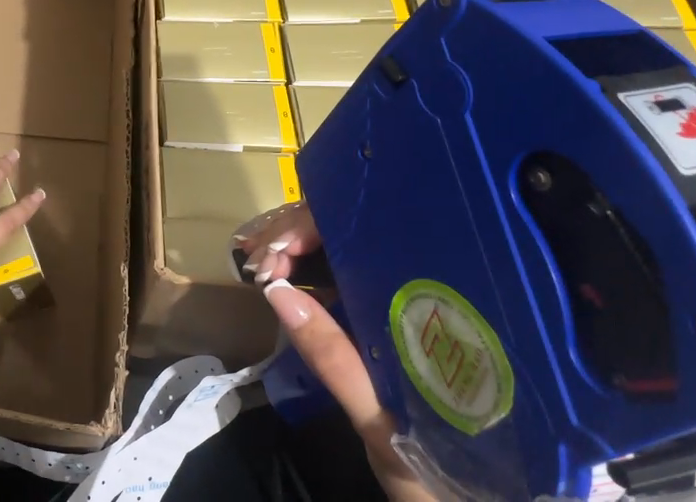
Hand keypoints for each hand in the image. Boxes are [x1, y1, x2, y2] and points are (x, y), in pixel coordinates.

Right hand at [236, 205, 435, 501]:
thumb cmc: (442, 467)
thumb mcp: (382, 419)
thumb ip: (333, 357)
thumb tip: (276, 292)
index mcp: (423, 303)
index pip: (360, 233)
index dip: (311, 229)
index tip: (274, 253)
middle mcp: (414, 290)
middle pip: (345, 233)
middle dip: (293, 235)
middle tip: (254, 258)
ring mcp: (397, 301)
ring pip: (340, 250)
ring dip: (293, 247)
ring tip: (258, 260)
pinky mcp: (383, 319)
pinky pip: (338, 275)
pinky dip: (301, 268)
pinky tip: (276, 272)